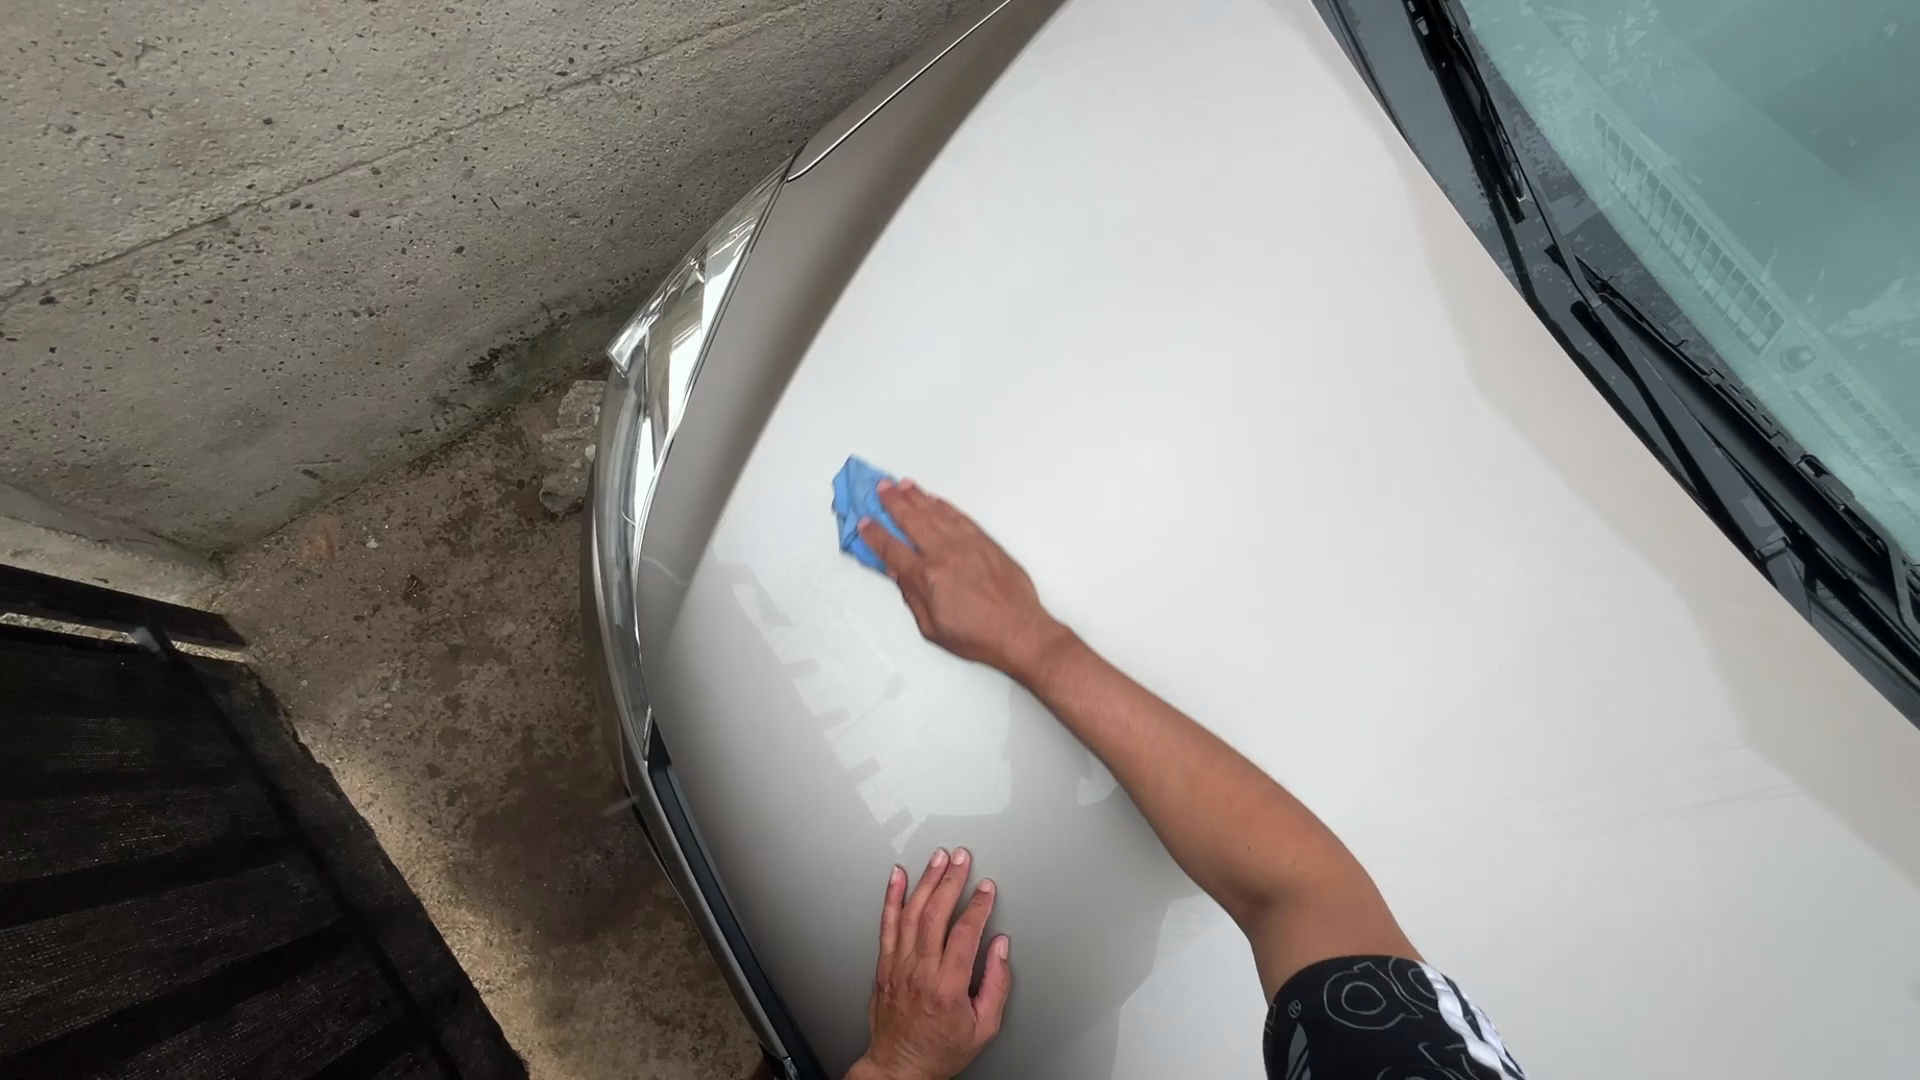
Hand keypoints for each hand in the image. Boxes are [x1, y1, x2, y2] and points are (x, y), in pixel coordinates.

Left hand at [848, 848, 1010, 1079]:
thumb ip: (997, 984)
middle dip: (951, 880)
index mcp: (947, 988)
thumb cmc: (940, 1050)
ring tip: (938, 858)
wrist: (900, 1068)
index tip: (986, 888)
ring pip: (911, 912)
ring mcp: (898, 965)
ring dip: (926, 880)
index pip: (964, 934)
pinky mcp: (884, 964)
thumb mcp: (984, 1028)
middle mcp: (920, 972)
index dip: (978, 906)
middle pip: (936, 914)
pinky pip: (887, 923)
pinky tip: (898, 876)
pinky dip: (892, 896)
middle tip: (962, 858)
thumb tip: (1001, 947)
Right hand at [858, 480, 1070, 680]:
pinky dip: (945, 506)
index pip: (892, 549)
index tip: (865, 522)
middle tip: (881, 487)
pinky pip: (960, 517)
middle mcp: (945, 555)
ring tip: (903, 485)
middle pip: (912, 521)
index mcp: (928, 578)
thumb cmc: (978, 635)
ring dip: (917, 497)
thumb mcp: (932, 627)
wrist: (1019, 630)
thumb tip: (898, 573)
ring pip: (936, 513)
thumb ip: (912, 596)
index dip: (876, 534)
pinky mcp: (986, 542)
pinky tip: (935, 500)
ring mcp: (968, 545)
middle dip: (893, 502)